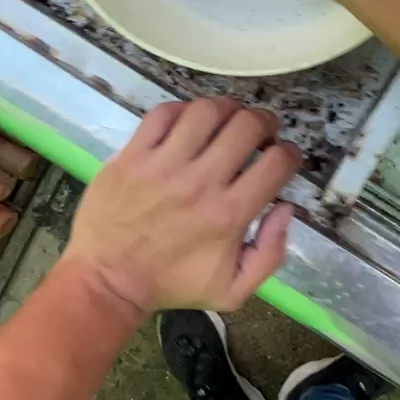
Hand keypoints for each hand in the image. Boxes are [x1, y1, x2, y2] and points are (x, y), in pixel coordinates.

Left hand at [62, 99, 300, 314]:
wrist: (108, 280)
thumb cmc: (172, 285)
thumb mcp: (233, 291)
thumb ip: (270, 254)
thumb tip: (285, 208)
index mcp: (229, 214)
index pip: (277, 163)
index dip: (290, 154)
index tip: (284, 157)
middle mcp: (200, 182)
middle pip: (247, 125)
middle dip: (265, 123)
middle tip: (262, 132)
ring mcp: (163, 164)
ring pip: (207, 111)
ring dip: (227, 109)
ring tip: (228, 120)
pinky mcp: (132, 155)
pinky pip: (163, 113)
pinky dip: (184, 110)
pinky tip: (189, 123)